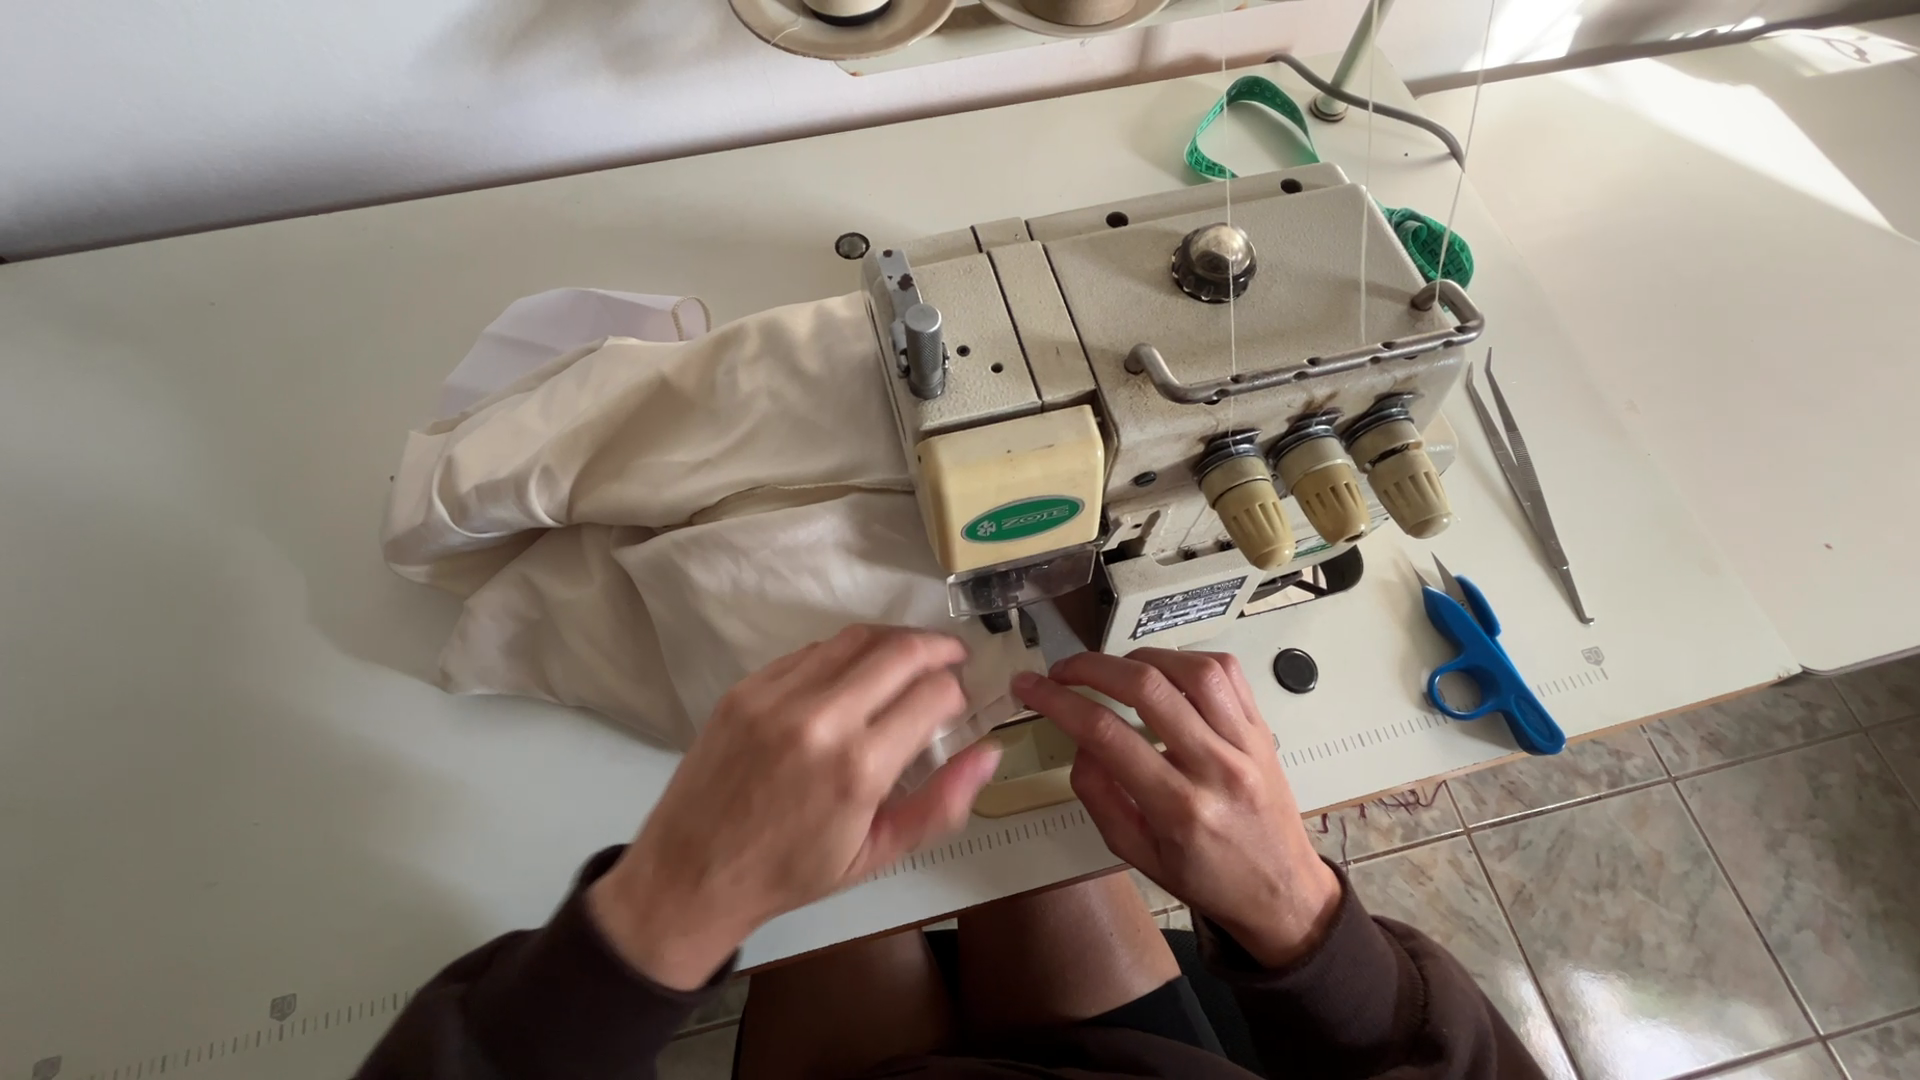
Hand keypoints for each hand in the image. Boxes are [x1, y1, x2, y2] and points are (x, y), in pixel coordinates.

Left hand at [588, 625, 1002, 988]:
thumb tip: (990, 750)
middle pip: (901, 650)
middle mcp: (821, 718)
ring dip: (896, 640)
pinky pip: (814, 650)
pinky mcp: (748, 686)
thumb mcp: (878, 854)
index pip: (933, 694)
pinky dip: (847, 652)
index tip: (958, 703)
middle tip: (953, 657)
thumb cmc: (792, 871)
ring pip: (857, 637)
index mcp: (859, 768)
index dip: (957, 691)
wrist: (690, 873)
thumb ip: (942, 803)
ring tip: (912, 655)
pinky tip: (856, 671)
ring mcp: (778, 696)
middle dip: (939, 647)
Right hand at [1012, 649, 1339, 967]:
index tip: (1029, 687)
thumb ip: (1099, 794)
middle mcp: (1216, 767)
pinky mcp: (1262, 727)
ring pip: (1191, 669)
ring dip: (1139, 657)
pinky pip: (1227, 671)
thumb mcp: (1135, 853)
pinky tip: (1162, 670)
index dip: (1058, 701)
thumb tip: (1079, 737)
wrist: (1284, 893)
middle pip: (1148, 688)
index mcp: (1179, 808)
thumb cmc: (1204, 878)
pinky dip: (1185, 658)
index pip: (1107, 734)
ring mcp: (1246, 742)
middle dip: (1091, 667)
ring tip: (1112, 670)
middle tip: (1062, 670)